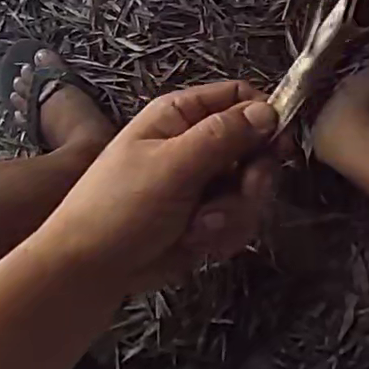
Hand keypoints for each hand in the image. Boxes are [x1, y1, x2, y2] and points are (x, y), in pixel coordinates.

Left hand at [33, 81, 281, 292]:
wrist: (88, 270)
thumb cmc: (121, 206)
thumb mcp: (172, 165)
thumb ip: (223, 136)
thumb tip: (269, 110)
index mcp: (182, 116)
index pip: (239, 98)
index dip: (265, 117)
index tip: (280, 148)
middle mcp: (196, 144)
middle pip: (255, 148)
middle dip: (251, 180)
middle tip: (239, 195)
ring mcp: (202, 183)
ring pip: (250, 190)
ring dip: (233, 214)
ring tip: (197, 230)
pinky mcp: (205, 219)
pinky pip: (238, 220)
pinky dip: (223, 236)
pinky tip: (195, 244)